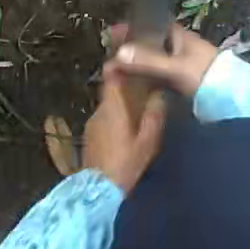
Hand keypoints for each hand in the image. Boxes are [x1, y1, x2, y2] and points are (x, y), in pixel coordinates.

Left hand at [82, 61, 167, 193]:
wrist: (98, 190)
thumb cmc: (126, 163)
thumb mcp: (147, 142)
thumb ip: (154, 116)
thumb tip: (160, 94)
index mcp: (112, 108)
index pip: (111, 77)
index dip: (117, 65)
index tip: (128, 59)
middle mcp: (99, 111)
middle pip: (110, 92)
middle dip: (124, 88)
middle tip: (141, 87)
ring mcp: (91, 124)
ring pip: (107, 108)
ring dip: (118, 106)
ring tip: (135, 109)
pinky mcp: (89, 137)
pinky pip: (102, 120)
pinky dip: (112, 119)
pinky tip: (123, 130)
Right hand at [110, 24, 219, 98]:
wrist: (233, 99)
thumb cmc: (206, 76)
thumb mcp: (174, 67)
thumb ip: (148, 60)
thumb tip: (119, 53)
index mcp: (181, 36)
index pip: (154, 24)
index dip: (134, 26)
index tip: (114, 32)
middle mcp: (182, 47)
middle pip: (153, 42)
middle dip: (134, 46)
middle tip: (113, 53)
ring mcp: (184, 64)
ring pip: (157, 59)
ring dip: (141, 63)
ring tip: (120, 69)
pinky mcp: (186, 80)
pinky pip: (161, 74)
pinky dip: (149, 76)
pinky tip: (139, 84)